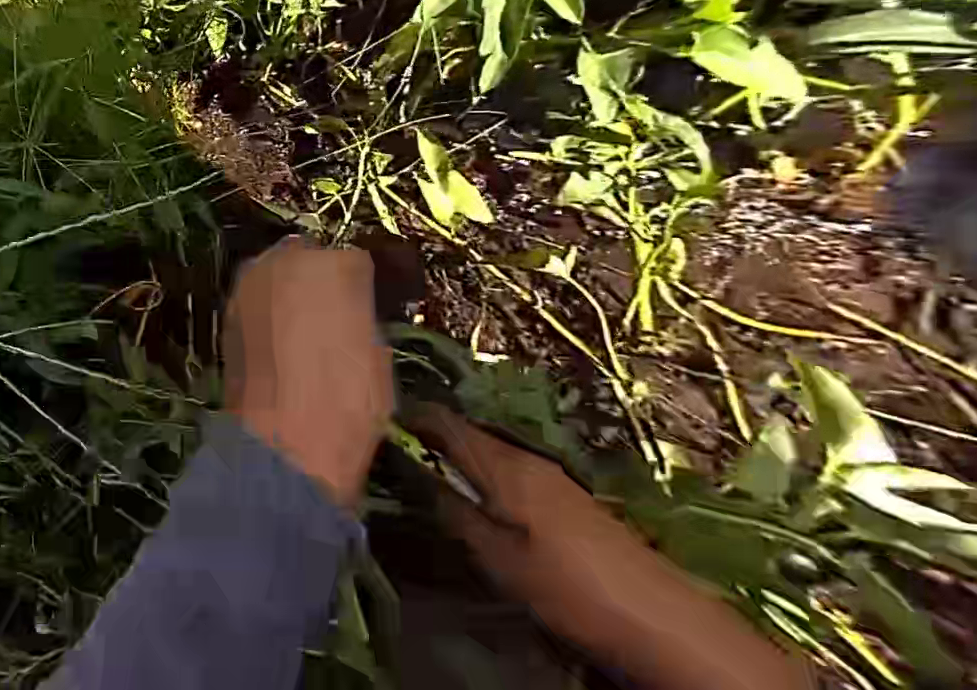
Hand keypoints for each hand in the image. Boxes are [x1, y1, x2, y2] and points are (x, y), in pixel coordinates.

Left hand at [224, 238, 390, 506]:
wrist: (284, 436)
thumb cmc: (347, 398)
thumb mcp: (375, 352)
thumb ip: (358, 314)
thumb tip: (347, 311)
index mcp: (336, 266)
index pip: (354, 260)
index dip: (359, 284)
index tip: (363, 303)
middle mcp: (287, 260)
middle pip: (306, 255)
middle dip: (316, 275)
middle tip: (328, 308)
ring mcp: (251, 280)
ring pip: (273, 270)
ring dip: (285, 287)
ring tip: (297, 321)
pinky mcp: (227, 305)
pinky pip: (253, 295)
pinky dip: (264, 307)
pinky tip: (273, 335)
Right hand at [407, 407, 808, 689]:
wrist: (668, 625)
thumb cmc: (569, 586)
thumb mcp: (496, 554)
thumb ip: (449, 509)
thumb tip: (408, 472)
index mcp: (502, 463)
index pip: (440, 419)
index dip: (404, 415)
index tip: (372, 424)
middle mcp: (523, 458)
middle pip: (462, 432)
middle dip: (424, 436)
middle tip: (389, 453)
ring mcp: (548, 477)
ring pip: (482, 451)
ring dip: (450, 457)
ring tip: (420, 475)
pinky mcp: (564, 499)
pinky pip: (504, 470)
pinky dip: (475, 474)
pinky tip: (468, 498)